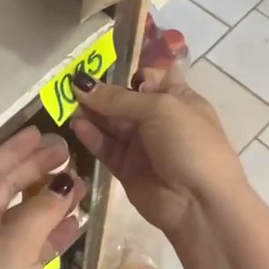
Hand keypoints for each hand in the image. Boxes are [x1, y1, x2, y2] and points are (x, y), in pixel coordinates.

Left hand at [0, 127, 85, 268]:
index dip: (14, 150)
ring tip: (79, 184)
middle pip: (5, 190)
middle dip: (33, 169)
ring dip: (48, 199)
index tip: (41, 132)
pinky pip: (33, 245)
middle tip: (65, 152)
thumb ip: (40, 210)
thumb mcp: (17, 246)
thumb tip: (63, 184)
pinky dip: (53, 231)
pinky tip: (75, 224)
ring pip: (22, 217)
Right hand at [68, 75, 243, 238]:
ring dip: (91, 112)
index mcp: (177, 98)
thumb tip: (81, 83)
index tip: (95, 64)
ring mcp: (142, 145)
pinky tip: (76, 124)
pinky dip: (91, 135)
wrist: (201, 205)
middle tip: (69, 83)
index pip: (148, 77)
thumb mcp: (159, 109)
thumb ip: (118, 98)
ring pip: (111, 123)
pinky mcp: (127, 168)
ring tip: (67, 102)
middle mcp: (158, 119)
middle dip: (99, 91)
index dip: (124, 72)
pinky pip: (106, 147)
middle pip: (123, 100)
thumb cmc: (189, 143)